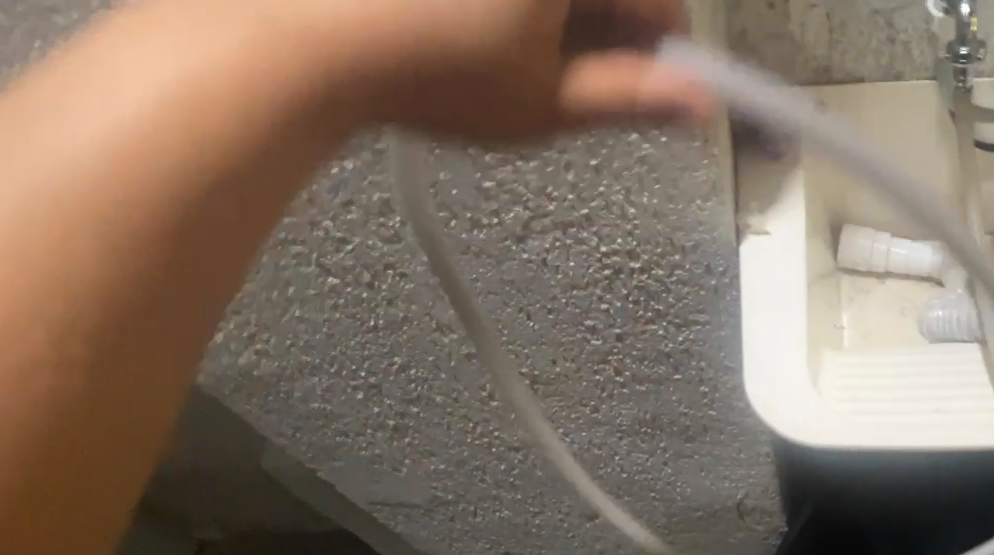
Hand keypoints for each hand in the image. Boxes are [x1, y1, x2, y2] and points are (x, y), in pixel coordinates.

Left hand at [309, 0, 713, 141]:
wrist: (296, 40)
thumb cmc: (424, 73)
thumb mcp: (545, 102)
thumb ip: (632, 98)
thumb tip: (698, 106)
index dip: (667, 37)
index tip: (668, 74)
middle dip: (607, 21)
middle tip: (586, 67)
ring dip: (563, 14)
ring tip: (523, 47)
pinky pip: (517, 0)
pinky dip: (521, 12)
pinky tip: (489, 23)